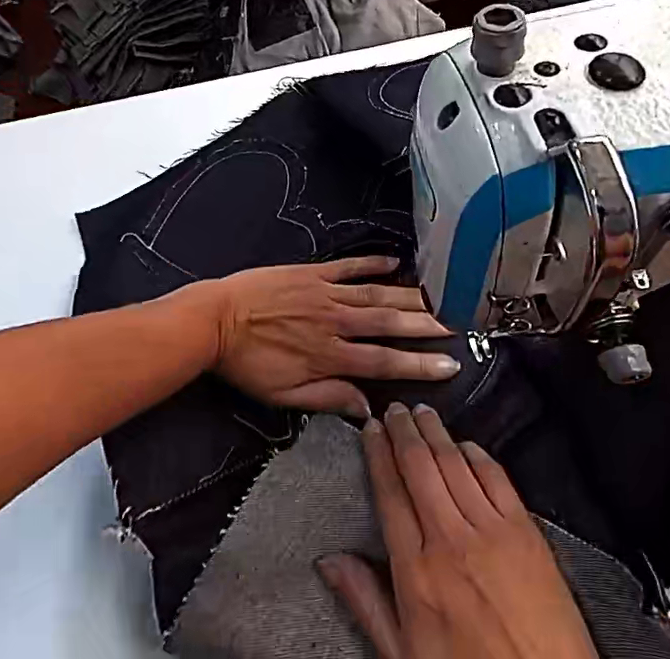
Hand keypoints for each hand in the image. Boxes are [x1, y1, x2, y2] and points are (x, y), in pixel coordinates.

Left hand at [182, 257, 456, 417]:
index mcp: (330, 356)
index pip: (384, 362)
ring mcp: (327, 294)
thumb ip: (328, 398)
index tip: (450, 364)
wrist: (213, 320)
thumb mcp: (283, 394)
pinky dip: (374, 264)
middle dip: (426, 326)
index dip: (419, 365)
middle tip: (456, 326)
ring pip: (377, 295)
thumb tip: (367, 407)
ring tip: (439, 298)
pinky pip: (350, 267)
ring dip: (410, 297)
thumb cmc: (247, 363)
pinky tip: (396, 262)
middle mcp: (336, 323)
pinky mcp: (314, 273)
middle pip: (390, 324)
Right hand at [319, 404, 598, 658]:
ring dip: (436, 432)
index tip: (371, 431)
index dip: (378, 455)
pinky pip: (495, 476)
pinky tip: (466, 443)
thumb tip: (331, 562)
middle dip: (404, 431)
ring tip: (423, 412)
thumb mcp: (403, 653)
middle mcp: (451, 539)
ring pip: (455, 463)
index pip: (390, 494)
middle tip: (394, 408)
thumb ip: (366, 601)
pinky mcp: (524, 527)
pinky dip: (478, 454)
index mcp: (416, 571)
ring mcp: (491, 528)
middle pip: (420, 467)